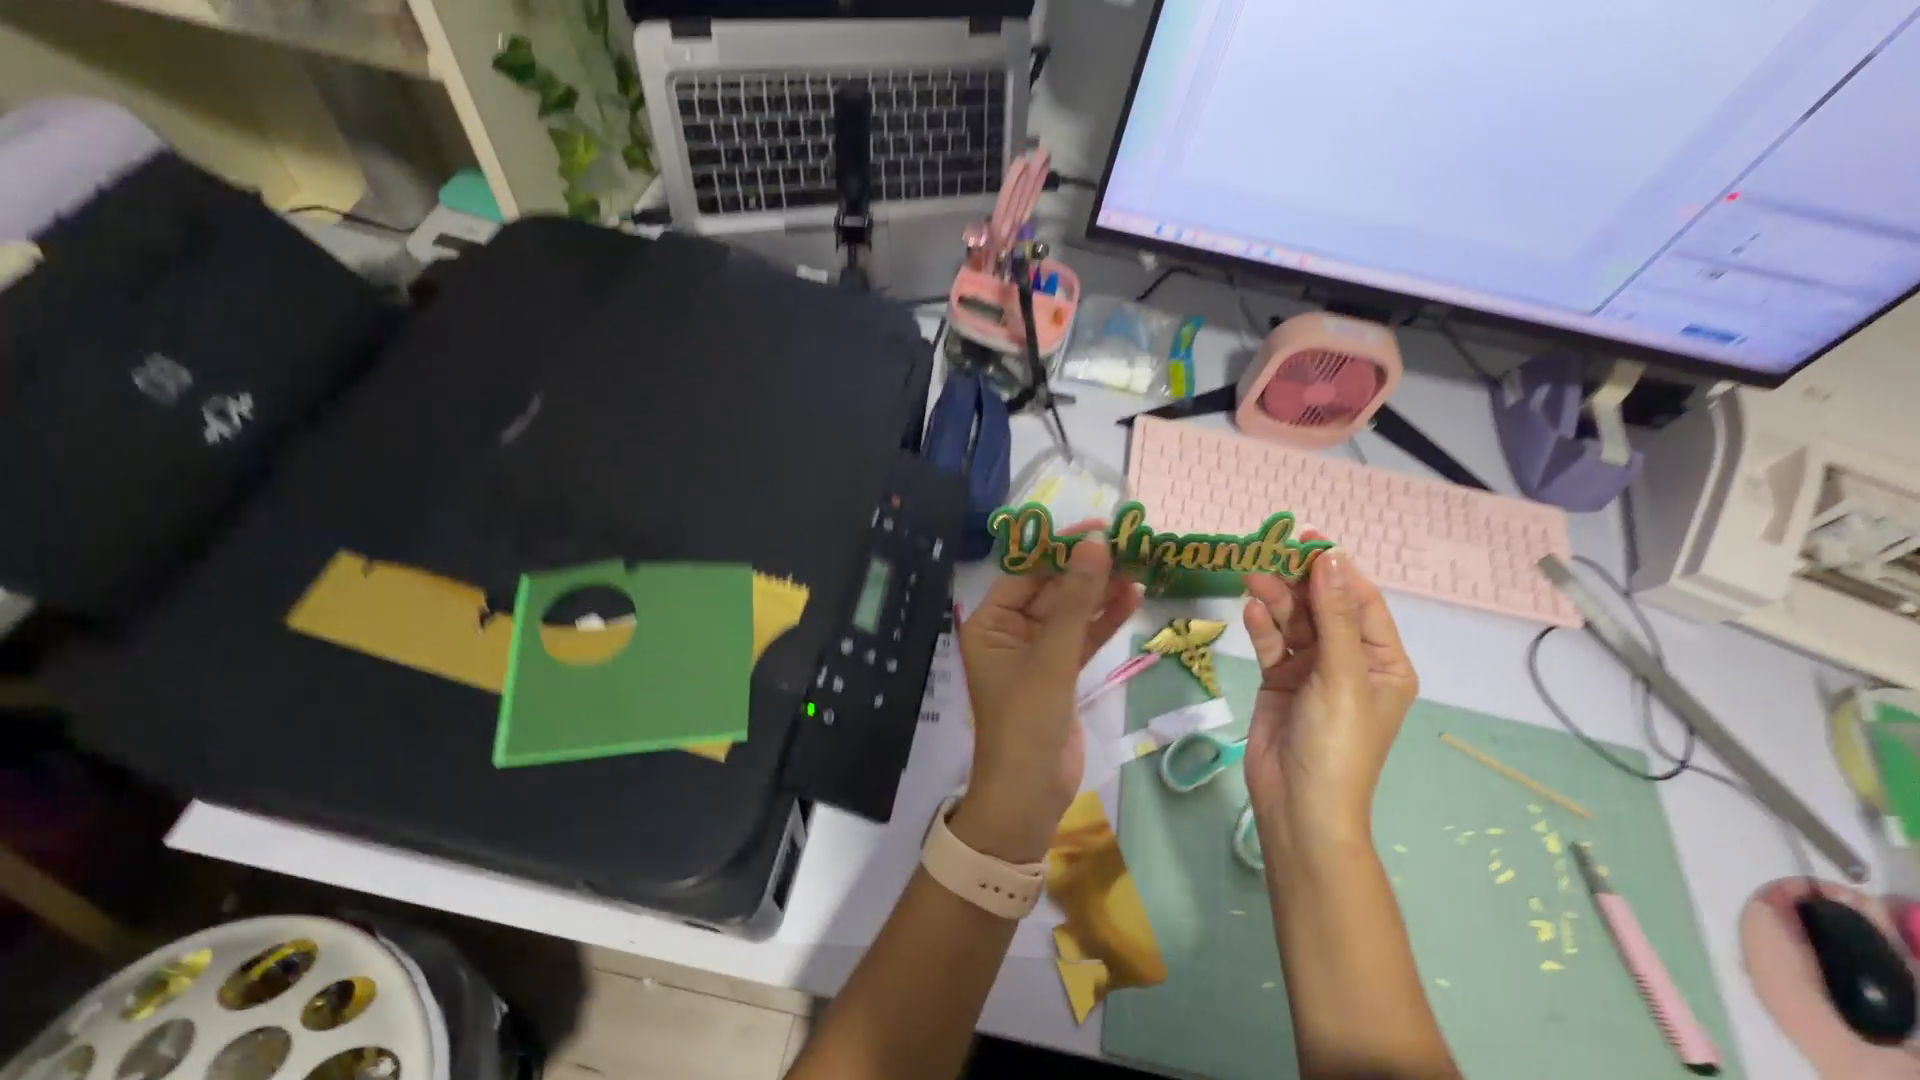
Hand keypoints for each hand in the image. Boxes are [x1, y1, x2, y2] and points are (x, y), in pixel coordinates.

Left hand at [953, 523, 1141, 861]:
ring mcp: (1037, 653)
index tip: (1100, 529)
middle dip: (1088, 569)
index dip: (1062, 549)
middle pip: (1052, 589)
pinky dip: (1105, 620)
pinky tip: (1133, 596)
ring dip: (1102, 591)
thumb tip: (1097, 543)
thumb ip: (1077, 599)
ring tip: (1140, 563)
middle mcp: (1009, 632)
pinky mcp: (1061, 674)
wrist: (1030, 793)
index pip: (1027, 572)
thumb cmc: (1028, 720)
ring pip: (1072, 612)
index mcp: (990, 623)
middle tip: (1129, 543)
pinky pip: (1083, 637)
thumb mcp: (1052, 656)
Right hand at [1240, 552, 1417, 845]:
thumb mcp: (1342, 674)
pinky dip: (1262, 627)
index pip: (1361, 601)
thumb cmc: (1337, 741)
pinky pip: (1272, 644)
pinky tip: (1250, 610)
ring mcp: (1312, 672)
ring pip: (1294, 622)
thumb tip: (1330, 557)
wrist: (1299, 803)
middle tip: (1267, 554)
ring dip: (1275, 599)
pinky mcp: (1279, 682)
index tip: (1306, 540)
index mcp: (1383, 661)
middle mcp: (1350, 661)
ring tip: (1250, 577)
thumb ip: (1333, 615)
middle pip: (1323, 607)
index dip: (1336, 569)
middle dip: (1298, 581)